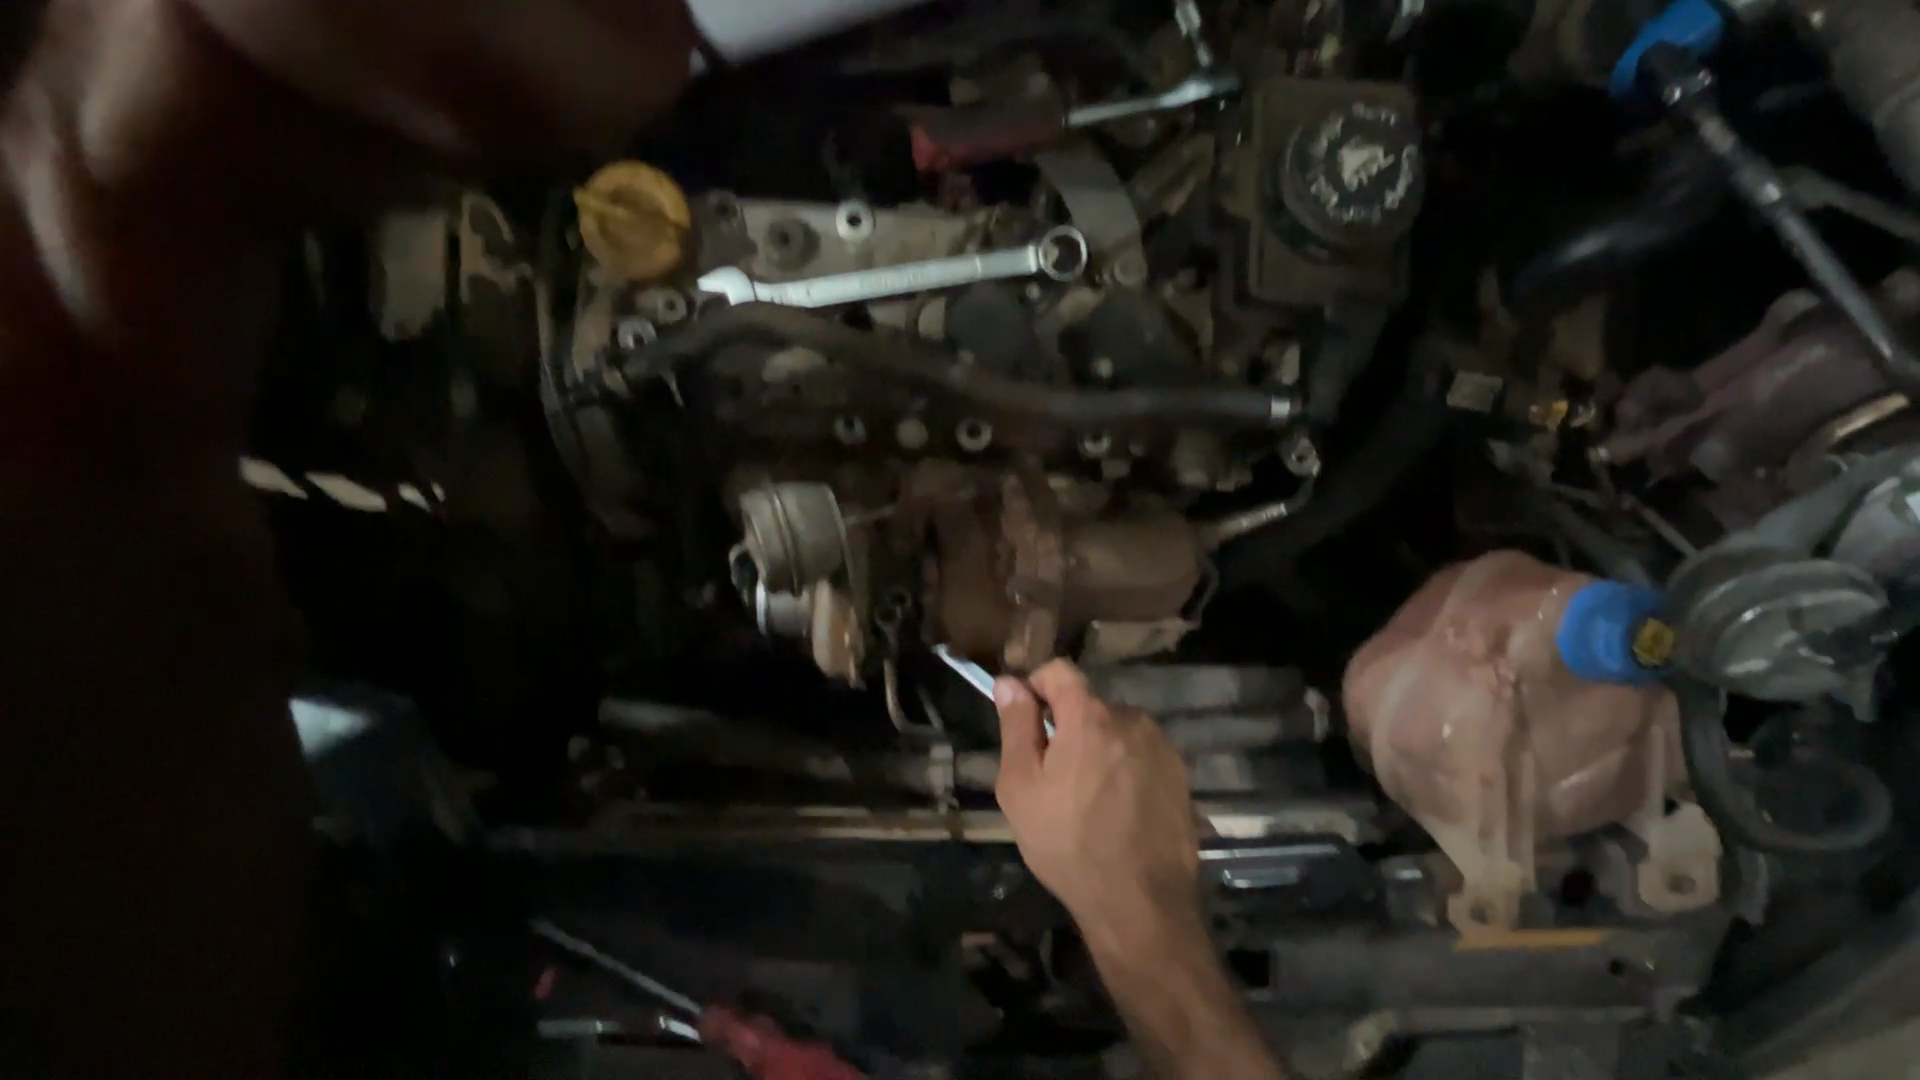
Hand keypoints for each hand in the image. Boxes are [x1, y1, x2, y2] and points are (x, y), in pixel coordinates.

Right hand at [992, 660, 1201, 936]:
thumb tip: (1010, 682)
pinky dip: (1125, 770)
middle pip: (1089, 705)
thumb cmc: (1068, 843)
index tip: (1025, 719)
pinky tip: (1118, 811)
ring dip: (1099, 749)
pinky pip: (1141, 756)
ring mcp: (1162, 748)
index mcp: (1090, 717)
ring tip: (1087, 799)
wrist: (1140, 904)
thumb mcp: (1021, 787)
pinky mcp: (1181, 776)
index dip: (1036, 686)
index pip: (1060, 670)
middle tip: (1053, 776)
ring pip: (1117, 731)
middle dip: (1068, 728)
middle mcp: (1132, 719)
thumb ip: (1016, 726)